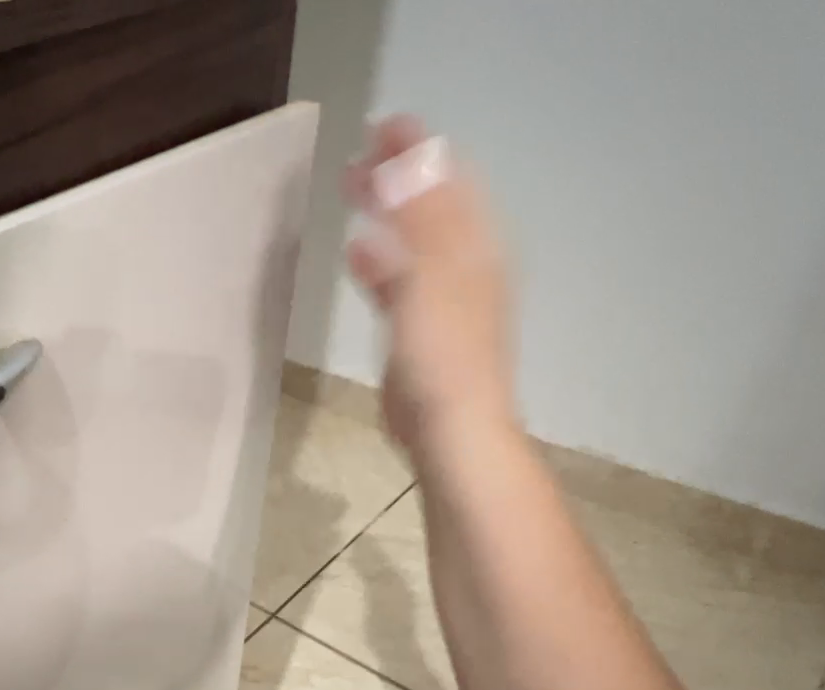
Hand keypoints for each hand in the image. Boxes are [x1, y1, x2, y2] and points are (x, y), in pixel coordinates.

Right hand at [343, 115, 518, 459]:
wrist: (451, 429)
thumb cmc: (441, 358)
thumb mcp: (429, 282)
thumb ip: (418, 222)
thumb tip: (404, 161)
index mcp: (471, 250)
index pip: (446, 184)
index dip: (417, 151)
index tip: (384, 125)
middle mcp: (462, 266)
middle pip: (429, 207)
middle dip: (397, 176)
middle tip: (360, 152)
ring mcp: (441, 297)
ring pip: (411, 238)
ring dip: (384, 211)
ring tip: (353, 187)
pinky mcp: (419, 329)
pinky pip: (397, 278)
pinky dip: (377, 258)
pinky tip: (356, 251)